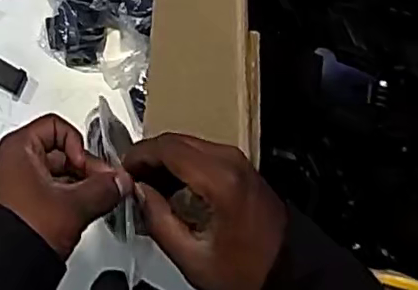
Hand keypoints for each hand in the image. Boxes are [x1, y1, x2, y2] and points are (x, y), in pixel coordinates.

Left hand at [0, 113, 131, 256]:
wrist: (10, 269)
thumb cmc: (24, 231)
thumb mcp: (71, 205)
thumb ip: (101, 188)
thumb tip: (119, 180)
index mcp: (19, 146)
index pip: (57, 126)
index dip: (77, 145)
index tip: (88, 167)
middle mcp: (17, 159)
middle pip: (60, 149)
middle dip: (86, 167)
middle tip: (104, 183)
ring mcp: (22, 181)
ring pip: (60, 171)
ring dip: (81, 183)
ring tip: (98, 198)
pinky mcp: (28, 202)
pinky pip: (55, 188)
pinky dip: (72, 195)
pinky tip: (85, 209)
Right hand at [124, 133, 286, 289]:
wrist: (293, 277)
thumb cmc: (252, 274)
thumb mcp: (196, 260)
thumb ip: (159, 222)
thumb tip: (138, 193)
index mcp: (219, 178)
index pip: (166, 148)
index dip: (139, 155)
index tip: (123, 169)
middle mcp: (229, 159)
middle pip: (175, 141)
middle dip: (149, 156)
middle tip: (132, 178)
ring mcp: (237, 159)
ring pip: (186, 143)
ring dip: (164, 159)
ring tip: (149, 186)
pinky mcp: (240, 165)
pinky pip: (200, 151)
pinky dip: (180, 162)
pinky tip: (172, 186)